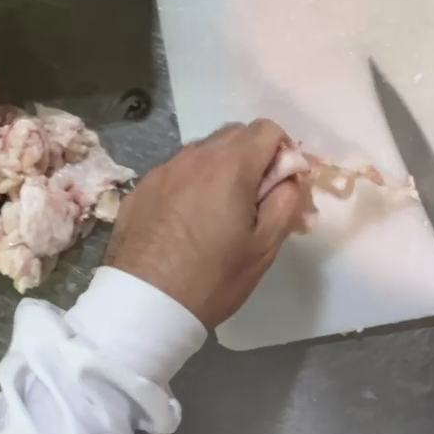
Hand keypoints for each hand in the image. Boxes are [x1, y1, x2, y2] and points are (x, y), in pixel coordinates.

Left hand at [105, 120, 309, 328]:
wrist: (144, 304)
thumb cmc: (213, 277)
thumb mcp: (265, 246)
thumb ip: (287, 201)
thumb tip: (291, 177)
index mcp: (230, 166)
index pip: (268, 129)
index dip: (284, 152)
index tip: (282, 185)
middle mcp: (194, 156)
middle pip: (235, 135)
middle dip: (254, 158)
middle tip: (256, 200)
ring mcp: (163, 170)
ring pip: (204, 152)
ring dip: (222, 169)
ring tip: (220, 212)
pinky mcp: (141, 188)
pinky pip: (177, 172)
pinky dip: (192, 184)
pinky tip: (189, 221)